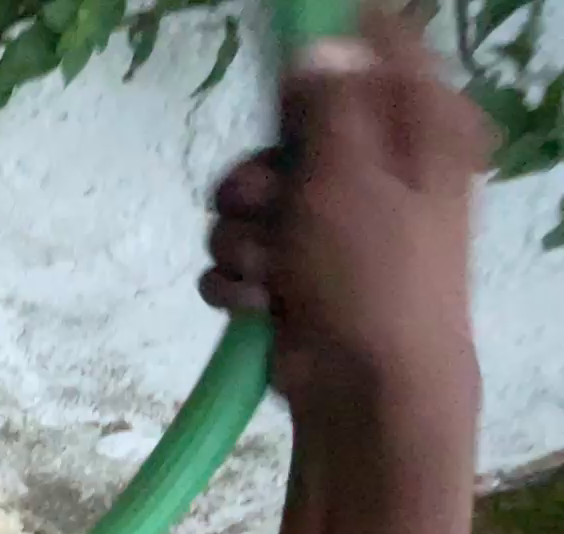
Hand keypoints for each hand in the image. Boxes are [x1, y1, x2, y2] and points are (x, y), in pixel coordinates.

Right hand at [200, 14, 487, 421]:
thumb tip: (316, 48)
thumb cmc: (370, 275)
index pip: (372, 58)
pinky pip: (230, 262)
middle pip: (276, 146)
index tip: (280, 73)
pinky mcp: (281, 274)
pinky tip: (259, 302)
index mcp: (410, 133)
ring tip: (268, 274)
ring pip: (240, 211)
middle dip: (252, 185)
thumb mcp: (350, 179)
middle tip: (265, 207)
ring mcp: (317, 229)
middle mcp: (363, 174)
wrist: (360, 377)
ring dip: (240, 245)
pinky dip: (235, 284)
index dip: (321, 57)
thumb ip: (331, 110)